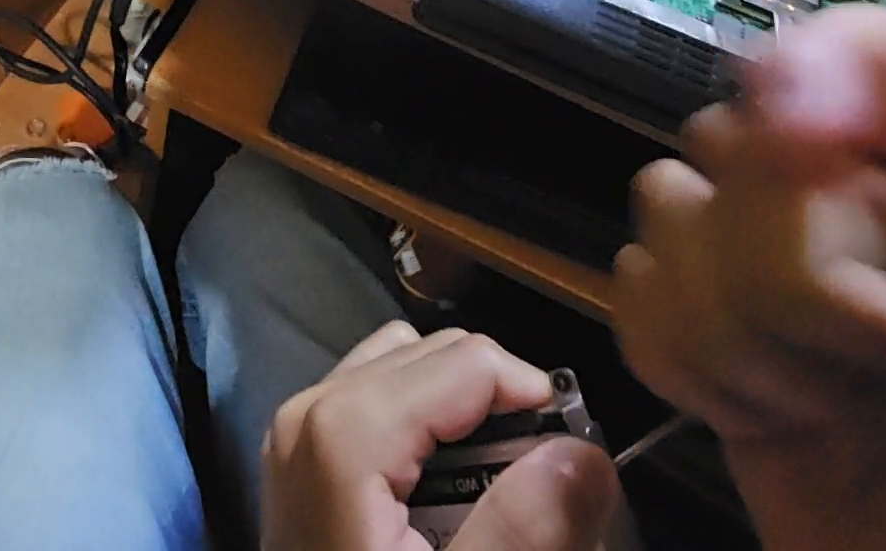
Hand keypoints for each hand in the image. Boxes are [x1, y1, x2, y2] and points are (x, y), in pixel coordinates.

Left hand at [262, 322, 617, 550]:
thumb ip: (526, 532)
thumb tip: (588, 456)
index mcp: (345, 430)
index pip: (465, 361)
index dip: (533, 399)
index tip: (573, 463)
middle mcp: (312, 405)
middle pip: (434, 353)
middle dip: (499, 405)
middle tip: (537, 487)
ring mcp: (298, 423)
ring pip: (405, 363)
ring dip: (460, 408)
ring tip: (490, 488)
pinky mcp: (300, 445)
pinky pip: (376, 389)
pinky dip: (422, 418)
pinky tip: (438, 489)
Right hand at [613, 4, 885, 550]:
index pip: (863, 54)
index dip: (816, 68)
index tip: (816, 139)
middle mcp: (855, 221)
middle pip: (730, 135)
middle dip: (788, 257)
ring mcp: (768, 289)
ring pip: (664, 209)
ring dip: (737, 326)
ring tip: (839, 406)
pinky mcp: (711, 359)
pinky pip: (631, 298)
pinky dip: (679, 357)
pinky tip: (761, 412)